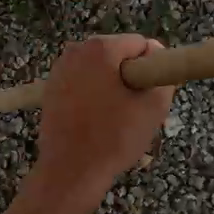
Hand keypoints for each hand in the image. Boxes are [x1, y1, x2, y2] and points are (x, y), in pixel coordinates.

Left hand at [32, 35, 173, 197]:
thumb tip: (156, 50)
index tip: (149, 96)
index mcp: (101, 48)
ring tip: (115, 118)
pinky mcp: (51, 85)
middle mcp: (76, 49)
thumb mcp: (153, 107)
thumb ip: (162, 74)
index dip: (151, 69)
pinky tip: (95, 120)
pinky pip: (82, 81)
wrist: (70, 168)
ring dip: (112, 87)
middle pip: (118, 55)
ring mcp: (60, 67)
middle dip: (130, 77)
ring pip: (100, 69)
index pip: (140, 45)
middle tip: (135, 110)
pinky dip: (93, 94)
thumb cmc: (114, 137)